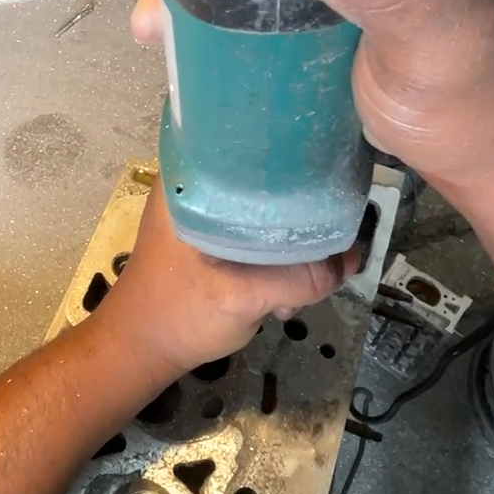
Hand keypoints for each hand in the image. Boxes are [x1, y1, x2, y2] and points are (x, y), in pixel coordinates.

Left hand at [93, 180, 354, 382]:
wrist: (144, 349)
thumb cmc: (177, 314)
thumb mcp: (240, 297)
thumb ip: (297, 278)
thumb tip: (350, 260)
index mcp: (192, 176)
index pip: (254, 143)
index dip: (297, 157)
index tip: (335, 177)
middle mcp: (201, 181)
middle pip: (271, 179)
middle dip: (305, 216)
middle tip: (327, 252)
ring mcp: (211, 209)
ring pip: (272, 211)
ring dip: (296, 246)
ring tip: (304, 284)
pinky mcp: (220, 235)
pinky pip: (264, 234)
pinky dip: (282, 258)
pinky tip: (287, 292)